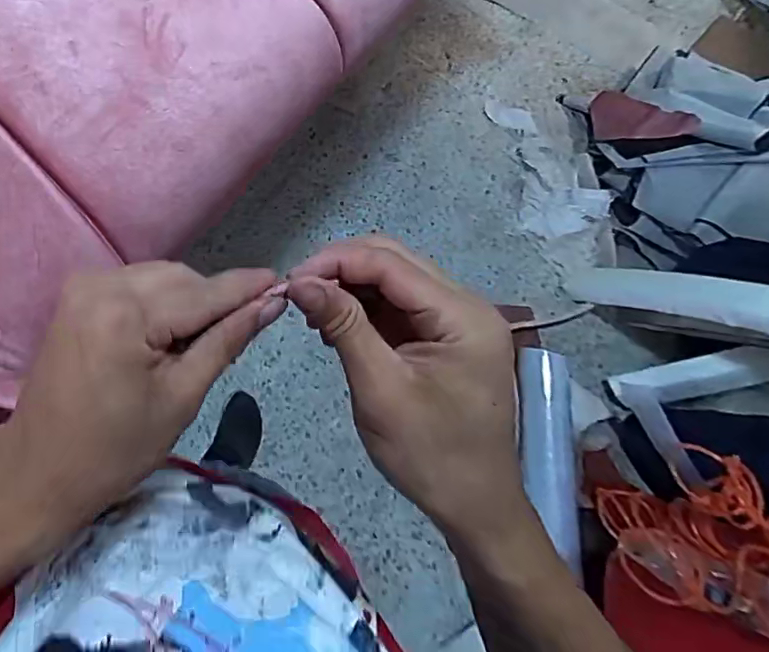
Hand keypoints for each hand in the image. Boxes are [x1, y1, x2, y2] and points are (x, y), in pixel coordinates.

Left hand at [0, 262, 285, 532]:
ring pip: (159, 277)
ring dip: (186, 300)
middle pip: (180, 279)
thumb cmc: (114, 450)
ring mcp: (84, 284)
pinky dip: (159, 301)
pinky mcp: (77, 292)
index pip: (201, 293)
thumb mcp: (181, 398)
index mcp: (125, 312)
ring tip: (197, 343)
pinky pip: (135, 283)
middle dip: (213, 300)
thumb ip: (225, 341)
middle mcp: (101, 283)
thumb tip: (269, 303)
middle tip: (239, 330)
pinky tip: (166, 334)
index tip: (280, 281)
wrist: (39, 469)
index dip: (244, 288)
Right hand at [286, 237, 525, 541]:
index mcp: (462, 315)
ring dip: (348, 284)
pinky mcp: (442, 333)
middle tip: (299, 291)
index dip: (335, 262)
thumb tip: (299, 281)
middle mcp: (464, 304)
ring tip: (313, 310)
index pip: (389, 262)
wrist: (476, 509)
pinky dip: (362, 304)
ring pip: (391, 276)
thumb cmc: (431, 455)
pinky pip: (396, 301)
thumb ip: (343, 325)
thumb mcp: (380, 389)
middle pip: (392, 259)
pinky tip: (336, 324)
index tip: (292, 280)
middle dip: (340, 267)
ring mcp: (456, 318)